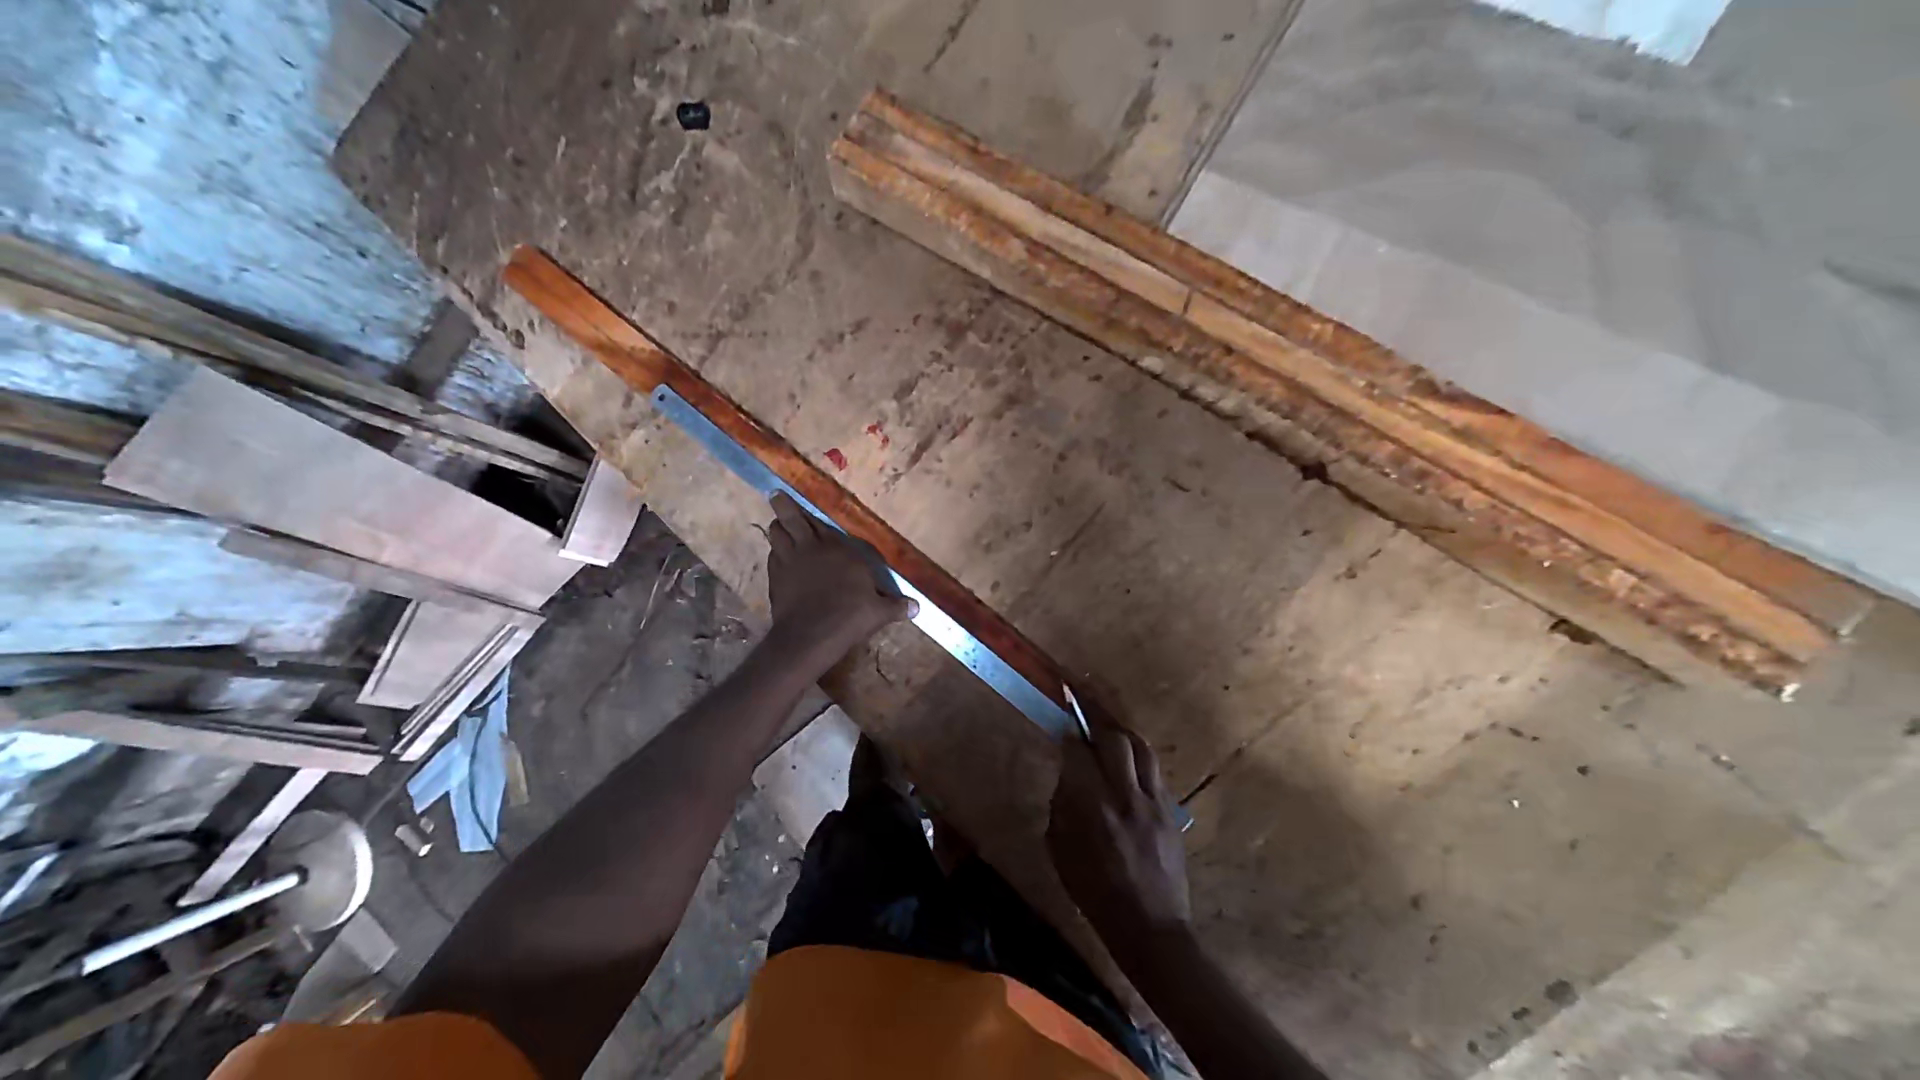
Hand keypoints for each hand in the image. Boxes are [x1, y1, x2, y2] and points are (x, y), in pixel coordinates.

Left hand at [765, 493, 914, 653]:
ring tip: (778, 524)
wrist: (812, 634)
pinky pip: (772, 555)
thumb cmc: (850, 616)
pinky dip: (775, 552)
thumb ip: (895, 606)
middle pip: (792, 517)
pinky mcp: (775, 576)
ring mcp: (790, 560)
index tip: (810, 509)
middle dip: (783, 504)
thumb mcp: (879, 612)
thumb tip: (916, 608)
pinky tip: (778, 556)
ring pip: (777, 532)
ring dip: (778, 526)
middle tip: (776, 495)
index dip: (814, 515)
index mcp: (840, 549)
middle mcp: (813, 547)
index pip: (824, 524)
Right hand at [1047, 692, 1190, 943]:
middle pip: (1115, 739)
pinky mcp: (1171, 811)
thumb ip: (1061, 808)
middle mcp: (1126, 797)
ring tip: (1107, 718)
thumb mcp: (1061, 852)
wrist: (1150, 926)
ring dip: (1121, 729)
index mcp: (1093, 808)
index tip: (1063, 715)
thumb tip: (1067, 777)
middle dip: (1096, 713)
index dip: (1070, 731)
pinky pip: (1153, 770)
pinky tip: (1127, 755)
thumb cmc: (1095, 894)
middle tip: (1083, 696)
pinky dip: (1137, 755)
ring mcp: (1154, 802)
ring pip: (1141, 748)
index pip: (1079, 752)